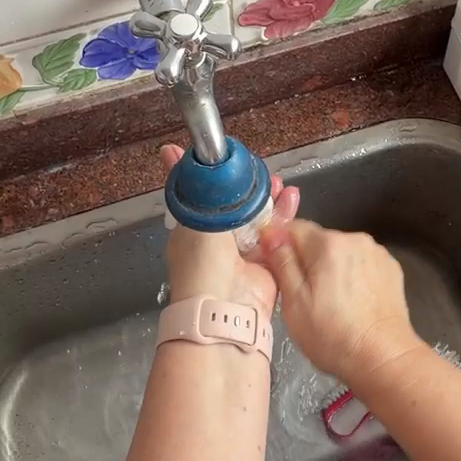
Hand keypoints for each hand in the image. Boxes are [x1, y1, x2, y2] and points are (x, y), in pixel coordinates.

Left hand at [158, 144, 299, 314]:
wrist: (225, 310)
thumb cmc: (203, 263)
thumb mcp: (195, 218)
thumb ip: (195, 186)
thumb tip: (169, 150)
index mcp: (192, 230)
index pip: (200, 196)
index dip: (211, 176)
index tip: (221, 156)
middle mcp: (216, 241)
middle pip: (235, 205)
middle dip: (248, 186)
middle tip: (260, 171)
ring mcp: (243, 253)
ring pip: (259, 217)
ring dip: (270, 198)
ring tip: (280, 183)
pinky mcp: (267, 263)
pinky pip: (277, 233)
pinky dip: (285, 215)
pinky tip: (291, 198)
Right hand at [255, 220, 424, 384]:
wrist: (384, 359)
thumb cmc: (332, 335)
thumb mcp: (295, 302)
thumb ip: (282, 262)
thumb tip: (270, 233)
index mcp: (328, 243)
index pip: (292, 228)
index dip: (278, 246)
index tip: (275, 268)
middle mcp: (355, 239)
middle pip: (318, 240)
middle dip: (307, 260)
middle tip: (303, 295)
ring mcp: (377, 253)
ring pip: (340, 252)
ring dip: (331, 267)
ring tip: (331, 302)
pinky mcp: (392, 269)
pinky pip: (361, 263)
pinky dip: (353, 276)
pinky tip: (353, 302)